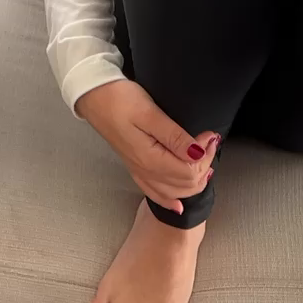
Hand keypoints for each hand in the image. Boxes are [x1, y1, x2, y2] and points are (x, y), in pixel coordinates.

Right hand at [76, 79, 217, 212]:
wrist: (94, 97)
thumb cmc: (119, 100)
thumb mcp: (150, 113)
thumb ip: (175, 137)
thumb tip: (198, 153)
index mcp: (151, 160)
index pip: (190, 172)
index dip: (205, 155)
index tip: (209, 135)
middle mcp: (146, 172)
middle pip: (186, 185)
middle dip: (204, 166)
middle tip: (208, 143)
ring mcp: (141, 173)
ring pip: (175, 192)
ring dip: (194, 181)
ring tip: (203, 161)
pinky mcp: (137, 170)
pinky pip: (156, 194)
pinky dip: (171, 200)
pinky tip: (179, 204)